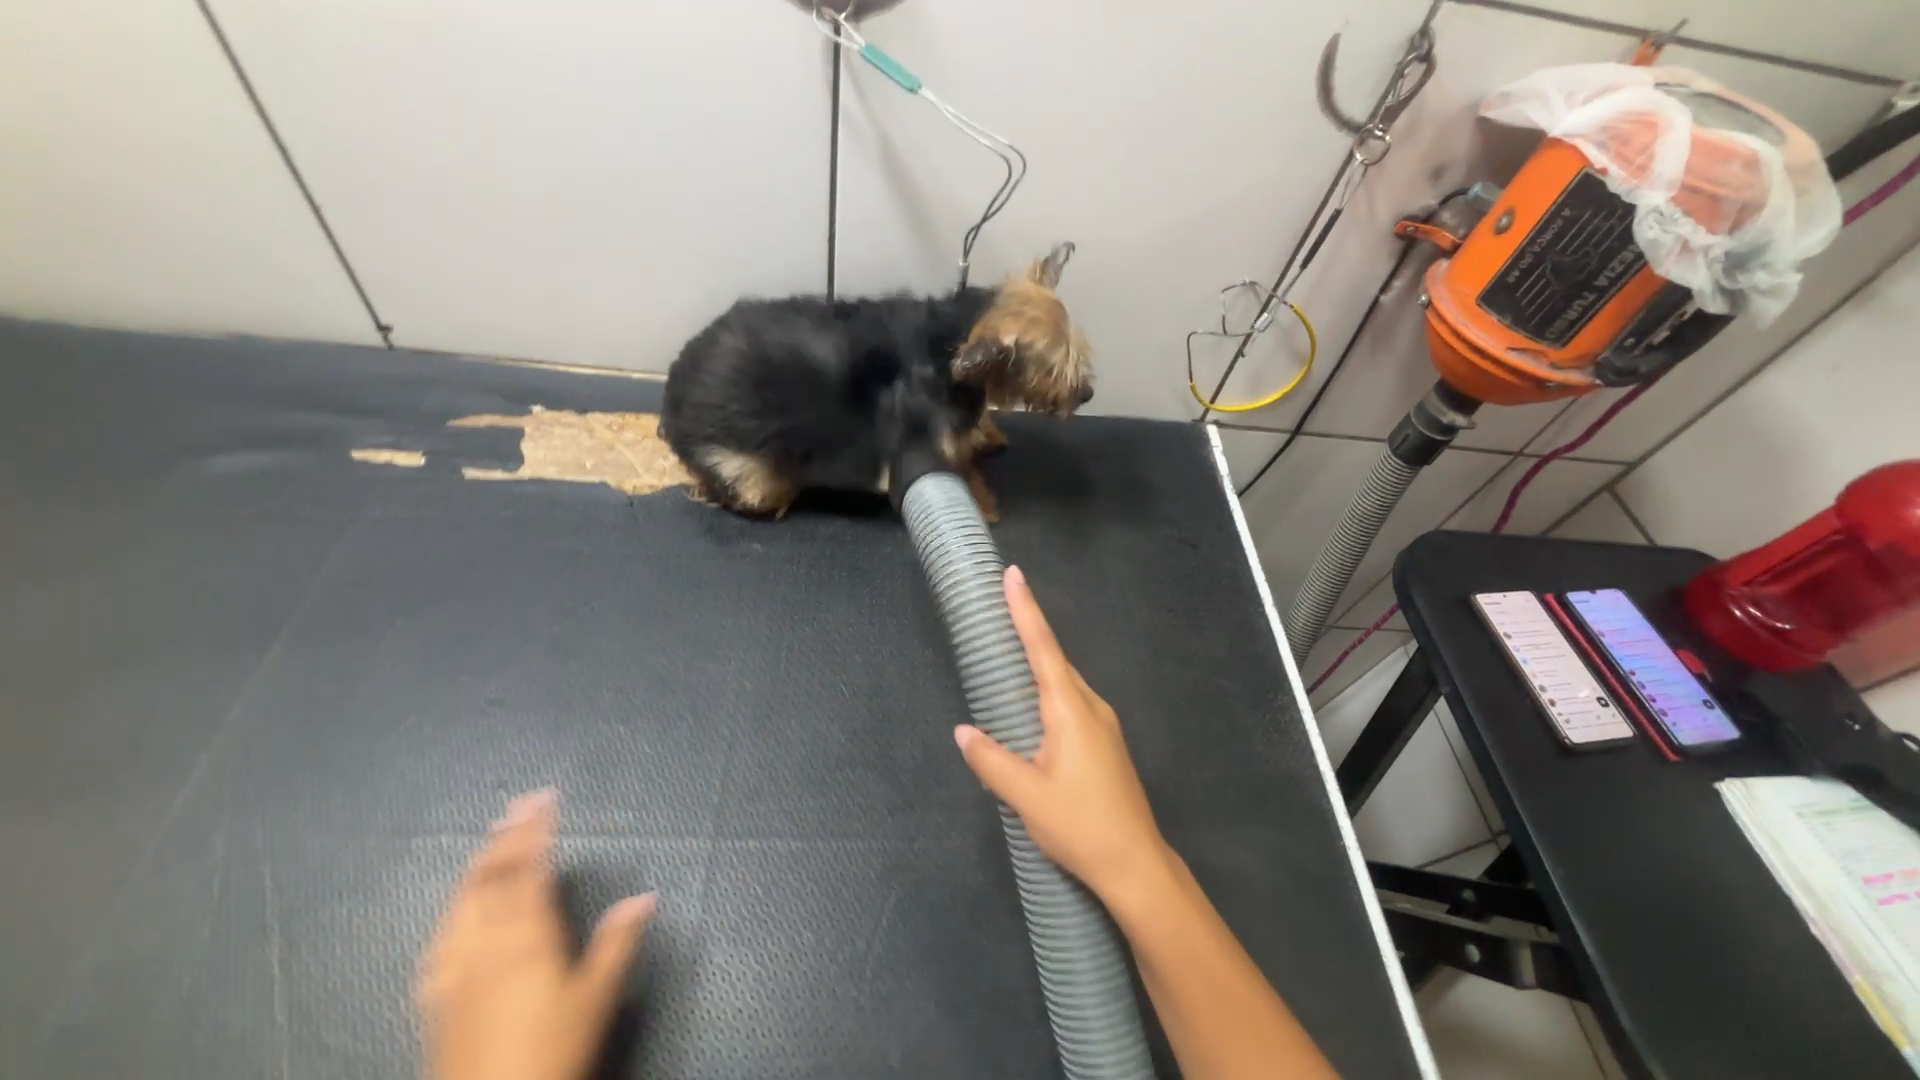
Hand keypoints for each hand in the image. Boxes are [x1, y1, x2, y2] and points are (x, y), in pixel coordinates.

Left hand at [418, 790, 654, 1079]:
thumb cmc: (552, 1051)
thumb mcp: (597, 998)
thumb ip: (617, 943)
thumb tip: (644, 898)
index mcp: (528, 937)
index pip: (530, 869)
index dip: (536, 830)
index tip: (543, 799)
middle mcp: (487, 943)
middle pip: (492, 877)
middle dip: (506, 836)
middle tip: (518, 804)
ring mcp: (457, 967)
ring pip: (463, 901)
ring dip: (478, 864)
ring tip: (491, 840)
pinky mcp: (437, 995)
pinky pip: (442, 937)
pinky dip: (453, 908)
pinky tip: (455, 909)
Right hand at [953, 566, 1175, 908]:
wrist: (1135, 863)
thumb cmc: (1080, 825)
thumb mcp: (1026, 796)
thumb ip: (991, 760)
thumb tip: (964, 732)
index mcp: (1071, 710)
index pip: (1043, 649)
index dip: (1026, 610)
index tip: (1014, 575)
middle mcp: (1091, 708)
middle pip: (1056, 660)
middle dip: (1030, 631)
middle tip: (1001, 607)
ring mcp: (1104, 727)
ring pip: (1065, 684)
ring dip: (1040, 663)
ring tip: (1010, 652)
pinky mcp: (1105, 746)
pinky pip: (1072, 703)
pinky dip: (1049, 691)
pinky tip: (1034, 707)